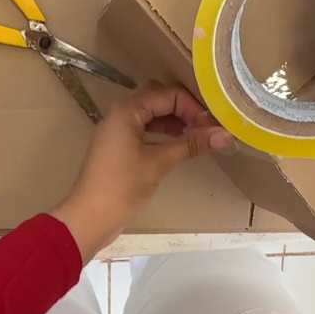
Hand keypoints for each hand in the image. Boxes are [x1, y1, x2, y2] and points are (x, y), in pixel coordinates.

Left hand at [51, 84, 230, 260]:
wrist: (89, 219)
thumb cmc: (120, 188)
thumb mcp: (158, 163)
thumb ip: (190, 145)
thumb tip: (225, 134)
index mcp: (126, 112)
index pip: (167, 94)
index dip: (192, 107)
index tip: (211, 126)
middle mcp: (119, 116)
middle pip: (158, 100)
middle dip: (184, 110)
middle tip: (205, 127)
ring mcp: (117, 134)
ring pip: (151, 117)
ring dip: (174, 123)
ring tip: (196, 138)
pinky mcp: (117, 150)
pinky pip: (144, 132)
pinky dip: (162, 136)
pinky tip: (177, 148)